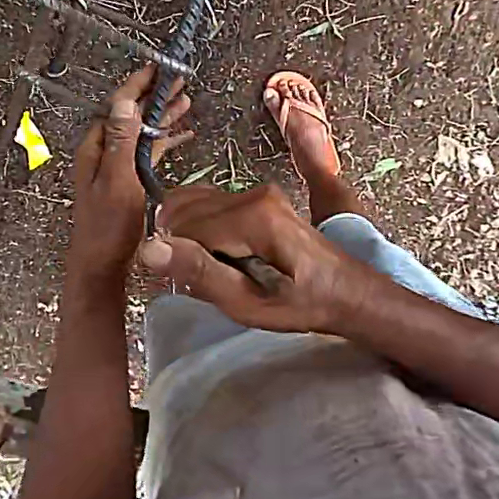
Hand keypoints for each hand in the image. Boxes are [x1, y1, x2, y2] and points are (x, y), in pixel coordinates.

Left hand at [67, 66, 191, 291]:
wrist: (102, 265)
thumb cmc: (107, 227)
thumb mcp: (117, 181)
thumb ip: (122, 141)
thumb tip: (126, 101)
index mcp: (96, 149)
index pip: (117, 107)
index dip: (138, 86)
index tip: (157, 69)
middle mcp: (104, 154)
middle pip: (131, 116)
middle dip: (155, 97)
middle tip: (179, 80)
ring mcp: (116, 168)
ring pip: (142, 133)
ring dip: (163, 117)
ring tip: (186, 101)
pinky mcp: (128, 182)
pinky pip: (148, 153)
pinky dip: (165, 142)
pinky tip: (181, 135)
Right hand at [137, 185, 381, 333]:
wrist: (348, 292)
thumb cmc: (301, 306)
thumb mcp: (247, 304)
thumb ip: (199, 272)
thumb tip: (150, 249)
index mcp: (252, 218)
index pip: (182, 226)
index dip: (176, 256)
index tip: (189, 284)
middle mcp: (253, 194)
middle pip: (185, 210)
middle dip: (181, 243)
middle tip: (201, 278)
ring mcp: (258, 192)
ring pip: (193, 204)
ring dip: (189, 235)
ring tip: (211, 266)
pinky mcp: (260, 197)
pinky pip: (210, 203)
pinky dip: (200, 226)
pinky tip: (216, 251)